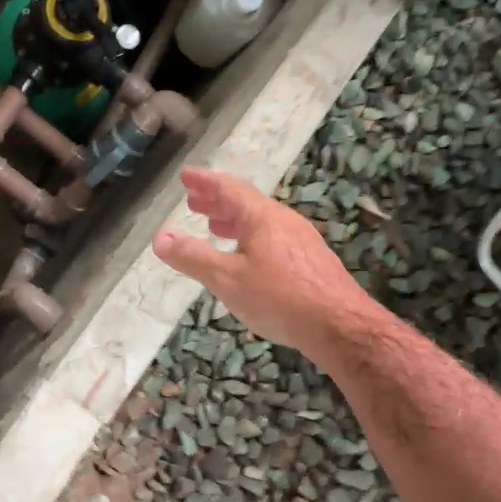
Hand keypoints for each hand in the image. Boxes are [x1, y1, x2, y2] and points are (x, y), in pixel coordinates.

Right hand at [153, 167, 379, 363]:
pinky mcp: (311, 262)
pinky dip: (251, 238)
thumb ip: (193, 257)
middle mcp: (284, 221)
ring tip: (215, 227)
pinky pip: (273, 238)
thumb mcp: (227, 279)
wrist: (340, 325)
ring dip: (234, 220)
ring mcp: (301, 241)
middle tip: (193, 201)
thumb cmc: (280, 298)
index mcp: (262, 217)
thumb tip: (160, 237)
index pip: (228, 188)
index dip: (204, 181)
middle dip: (217, 201)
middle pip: (246, 202)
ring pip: (261, 222)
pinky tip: (248, 258)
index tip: (185, 175)